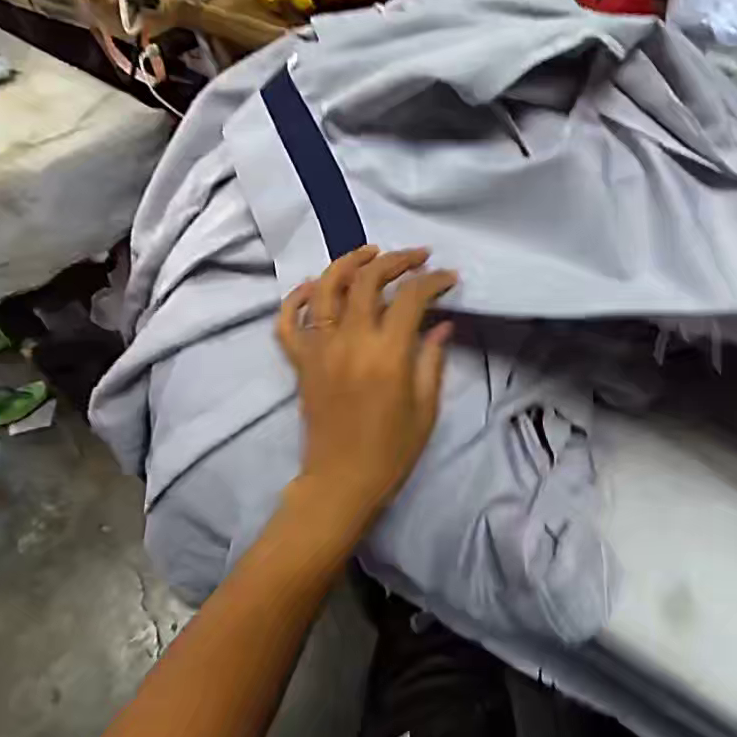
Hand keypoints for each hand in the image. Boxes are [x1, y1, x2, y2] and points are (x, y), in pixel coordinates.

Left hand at [275, 246, 457, 531]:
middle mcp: (350, 343)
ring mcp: (319, 350)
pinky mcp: (299, 362)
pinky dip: (297, 297)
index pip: (411, 297)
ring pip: (326, 288)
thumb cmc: (391, 451)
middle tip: (416, 257)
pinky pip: (288, 322)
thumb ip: (433, 359)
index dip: (433, 280)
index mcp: (387, 355)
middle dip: (396, 260)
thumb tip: (443, 323)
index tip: (448, 277)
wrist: (341, 483)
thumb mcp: (425, 408)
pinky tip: (314, 285)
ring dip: (348, 262)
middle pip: (367, 280)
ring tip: (370, 253)